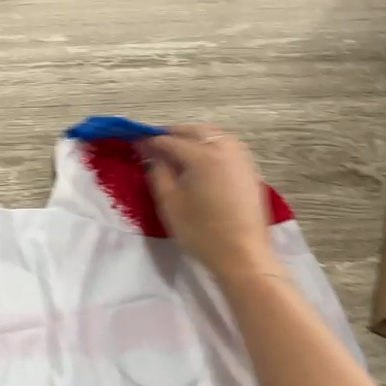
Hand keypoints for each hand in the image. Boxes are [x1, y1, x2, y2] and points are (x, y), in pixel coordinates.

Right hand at [139, 126, 285, 284]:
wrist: (243, 254)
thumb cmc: (201, 232)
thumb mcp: (170, 204)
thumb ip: (158, 173)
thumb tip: (152, 156)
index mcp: (202, 156)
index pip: (170, 140)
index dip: (150, 141)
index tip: (135, 144)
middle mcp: (224, 149)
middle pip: (194, 131)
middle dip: (173, 134)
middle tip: (155, 145)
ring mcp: (241, 157)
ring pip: (213, 134)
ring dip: (193, 136)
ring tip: (177, 150)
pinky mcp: (249, 169)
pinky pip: (227, 145)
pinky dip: (211, 144)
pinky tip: (201, 158)